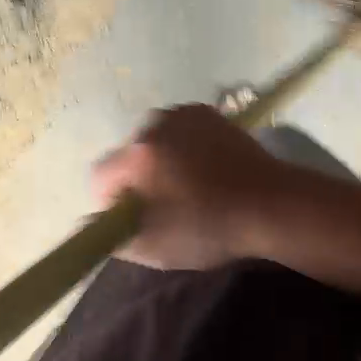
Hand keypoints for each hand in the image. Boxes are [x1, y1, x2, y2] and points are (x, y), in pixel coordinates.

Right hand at [91, 104, 296, 269]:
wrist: (269, 202)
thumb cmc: (209, 227)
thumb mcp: (156, 248)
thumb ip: (114, 238)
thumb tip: (91, 227)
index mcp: (137, 154)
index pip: (101, 176)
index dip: (109, 201)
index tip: (130, 219)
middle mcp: (154, 123)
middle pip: (129, 155)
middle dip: (137, 179)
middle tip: (163, 205)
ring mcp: (183, 113)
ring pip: (155, 140)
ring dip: (161, 160)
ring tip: (188, 187)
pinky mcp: (207, 112)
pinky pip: (180, 130)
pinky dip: (183, 147)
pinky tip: (205, 168)